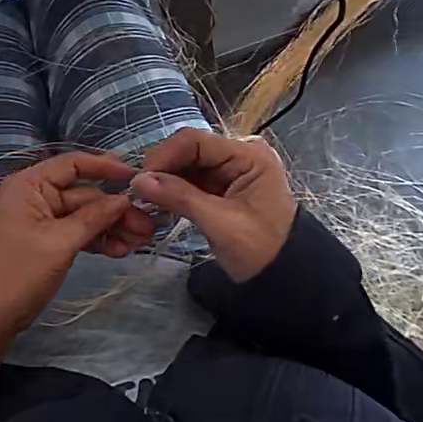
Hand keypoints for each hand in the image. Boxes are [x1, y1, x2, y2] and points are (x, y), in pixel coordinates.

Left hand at [0, 151, 154, 342]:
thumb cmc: (19, 274)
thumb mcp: (60, 243)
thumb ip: (93, 218)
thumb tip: (124, 199)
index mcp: (28, 185)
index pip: (72, 164)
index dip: (106, 167)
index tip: (139, 178)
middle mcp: (32, 195)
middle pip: (82, 193)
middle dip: (115, 209)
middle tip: (149, 228)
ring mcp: (37, 219)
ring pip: (82, 215)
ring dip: (110, 227)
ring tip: (140, 243)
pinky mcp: (43, 240)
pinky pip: (75, 232)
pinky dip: (96, 240)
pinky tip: (120, 251)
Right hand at [130, 128, 295, 281]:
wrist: (284, 280)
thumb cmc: (260, 250)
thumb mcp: (220, 223)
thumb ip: (179, 197)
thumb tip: (138, 181)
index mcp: (248, 156)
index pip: (194, 141)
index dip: (163, 156)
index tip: (141, 179)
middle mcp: (237, 156)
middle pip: (186, 150)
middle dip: (161, 169)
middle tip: (139, 192)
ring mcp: (228, 172)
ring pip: (182, 165)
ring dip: (162, 180)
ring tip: (145, 199)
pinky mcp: (218, 188)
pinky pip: (186, 180)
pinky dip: (169, 190)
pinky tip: (157, 203)